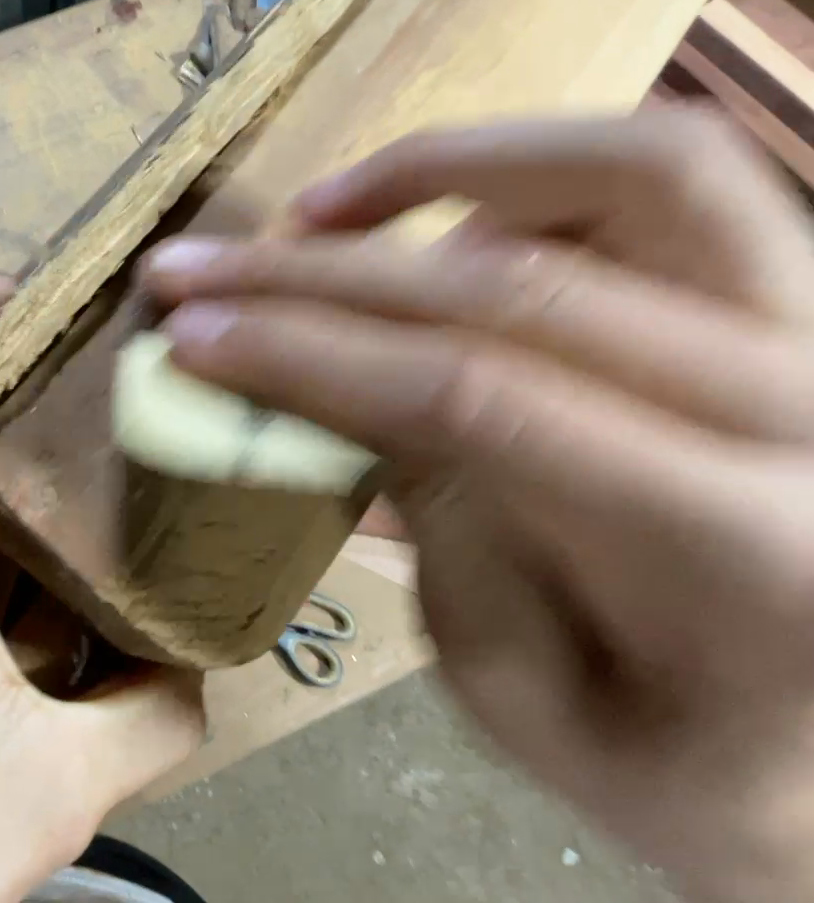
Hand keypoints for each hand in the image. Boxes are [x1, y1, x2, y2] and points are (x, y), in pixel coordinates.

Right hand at [135, 109, 813, 902]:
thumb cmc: (687, 766)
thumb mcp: (526, 702)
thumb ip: (438, 546)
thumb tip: (339, 402)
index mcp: (745, 556)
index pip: (473, 399)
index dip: (306, 355)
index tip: (186, 341)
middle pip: (515, 285)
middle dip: (313, 271)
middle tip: (190, 269)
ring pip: (638, 174)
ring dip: (439, 173)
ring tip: (313, 212)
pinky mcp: (799, 305)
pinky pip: (663, 188)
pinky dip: (518, 177)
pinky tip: (425, 228)